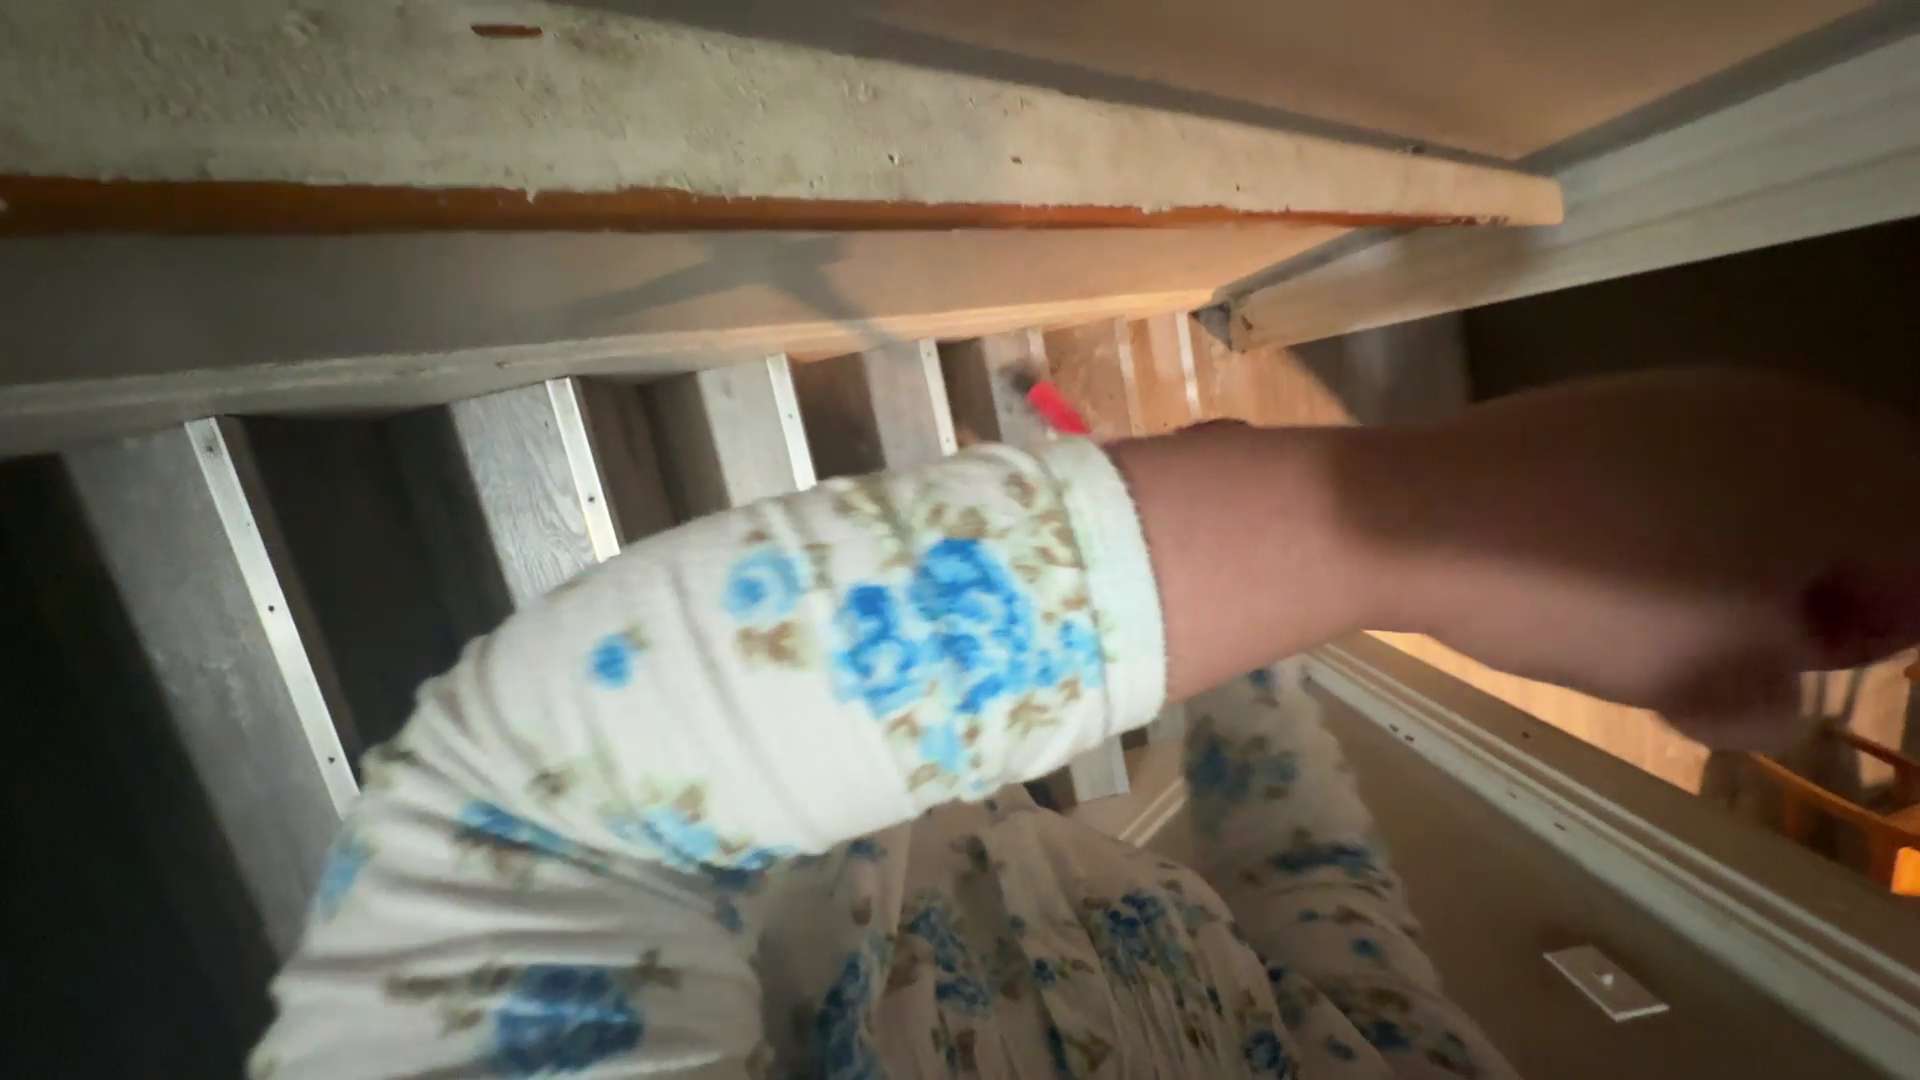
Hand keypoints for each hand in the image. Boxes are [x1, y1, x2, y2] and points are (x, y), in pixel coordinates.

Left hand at [1340, 369, 1919, 747]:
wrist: (1408, 515)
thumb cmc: (1580, 593)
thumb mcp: (1700, 679)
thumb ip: (1761, 700)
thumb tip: (1753, 699)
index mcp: (1843, 465)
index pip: (1917, 557)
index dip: (1867, 628)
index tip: (1782, 666)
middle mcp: (1763, 409)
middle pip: (1826, 515)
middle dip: (1783, 589)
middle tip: (1708, 644)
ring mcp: (1656, 397)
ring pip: (1725, 494)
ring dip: (1698, 559)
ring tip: (1625, 612)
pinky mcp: (1572, 407)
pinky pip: (1638, 476)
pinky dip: (1626, 525)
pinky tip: (1566, 563)